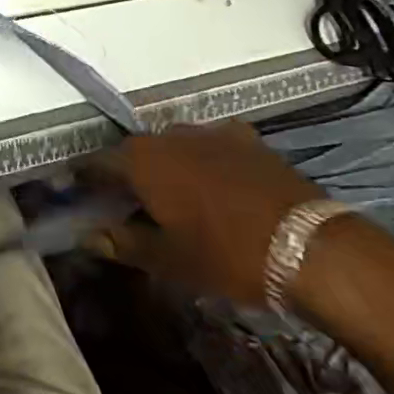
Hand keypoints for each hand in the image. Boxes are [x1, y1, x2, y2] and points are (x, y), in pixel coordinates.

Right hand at [87, 121, 326, 305]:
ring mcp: (209, 132)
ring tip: (175, 194)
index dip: (85, 179)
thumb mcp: (170, 260)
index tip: (79, 192)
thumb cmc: (229, 255)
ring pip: (173, 145)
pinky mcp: (247, 139)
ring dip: (167, 164)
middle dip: (128, 173)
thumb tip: (88, 237)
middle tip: (130, 201)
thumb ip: (124, 244)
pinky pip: (212, 145)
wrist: (314, 249)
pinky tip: (216, 179)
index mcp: (140, 161)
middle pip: (134, 151)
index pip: (96, 163)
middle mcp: (167, 136)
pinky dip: (206, 159)